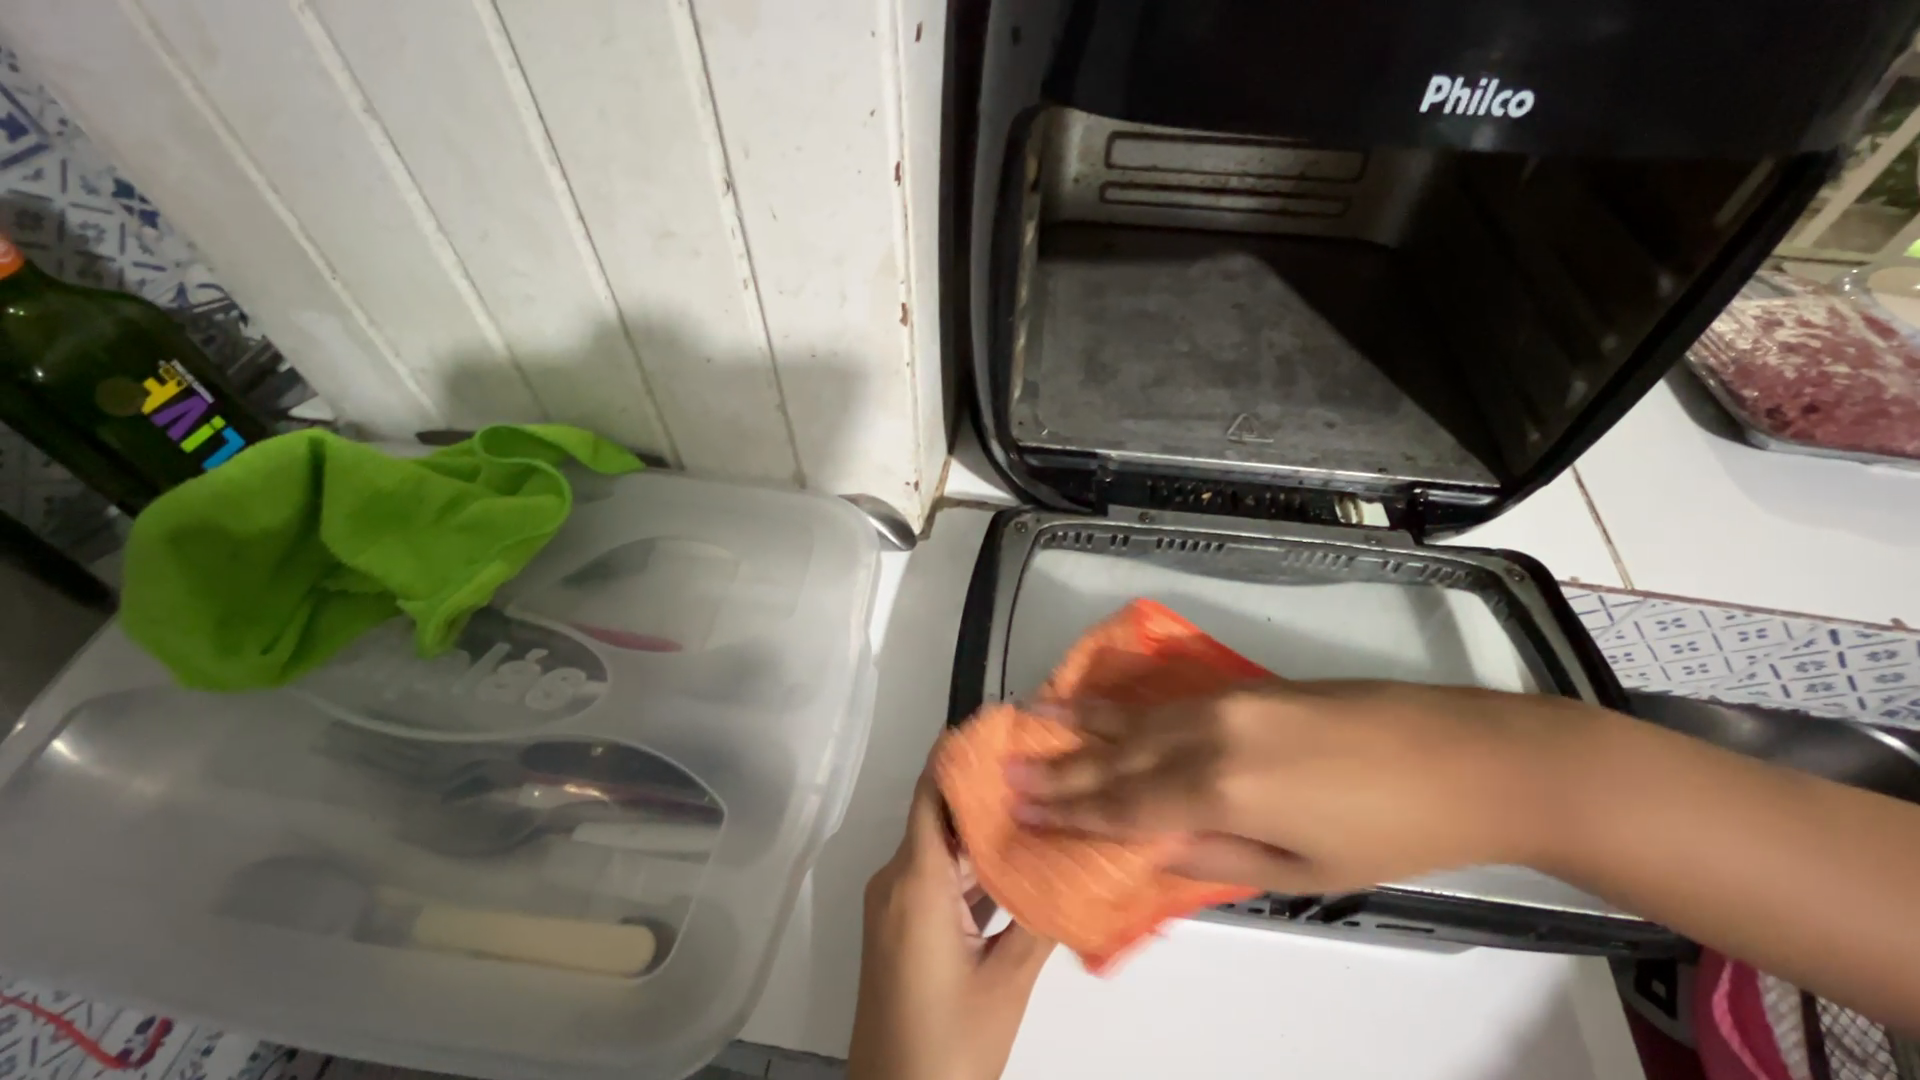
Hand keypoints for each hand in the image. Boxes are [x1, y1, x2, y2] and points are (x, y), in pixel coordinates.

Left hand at [848, 769, 1054, 1079]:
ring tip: (1039, 806)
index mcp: (916, 882)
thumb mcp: (1006, 982)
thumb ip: (1039, 919)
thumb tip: (1076, 866)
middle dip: (987, 790)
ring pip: (942, 847)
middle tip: (1042, 767)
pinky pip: (937, 878)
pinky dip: (972, 867)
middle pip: (940, 815)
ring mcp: (897, 905)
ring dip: (983, 831)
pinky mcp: (903, 928)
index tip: (1003, 728)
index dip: (961, 754)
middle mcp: (897, 881)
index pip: (933, 793)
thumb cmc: (948, 1045)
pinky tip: (1017, 865)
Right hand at [1011, 680, 1602, 894]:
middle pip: (1117, 757)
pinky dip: (1124, 703)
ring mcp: (1226, 702)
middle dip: (1059, 767)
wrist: (1466, 758)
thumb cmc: (1390, 834)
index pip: (1124, 804)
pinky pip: (1166, 699)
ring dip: (1080, 725)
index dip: (1069, 810)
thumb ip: (1216, 854)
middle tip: (1005, 769)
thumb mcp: (1304, 869)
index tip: (1019, 807)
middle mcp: (1209, 738)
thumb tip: (1150, 850)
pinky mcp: (1246, 685)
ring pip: (1135, 718)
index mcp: (1221, 792)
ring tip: (1031, 722)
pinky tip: (1101, 702)